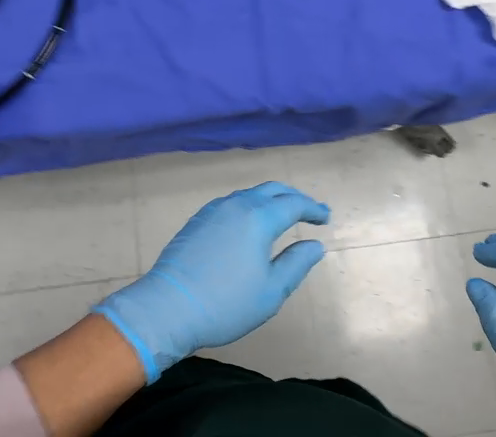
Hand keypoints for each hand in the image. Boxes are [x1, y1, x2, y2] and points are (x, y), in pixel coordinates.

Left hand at [94, 182, 330, 381]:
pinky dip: (251, 206)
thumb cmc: (226, 303)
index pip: (293, 204)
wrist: (169, 306)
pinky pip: (232, 203)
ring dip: (271, 200)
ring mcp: (214, 209)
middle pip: (271, 189)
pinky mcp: (198, 220)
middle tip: (310, 210)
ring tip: (283, 215)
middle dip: (294, 197)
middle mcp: (237, 204)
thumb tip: (315, 245)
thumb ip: (296, 264)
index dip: (313, 208)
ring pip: (250, 194)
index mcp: (258, 218)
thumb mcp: (271, 291)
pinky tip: (251, 224)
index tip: (326, 217)